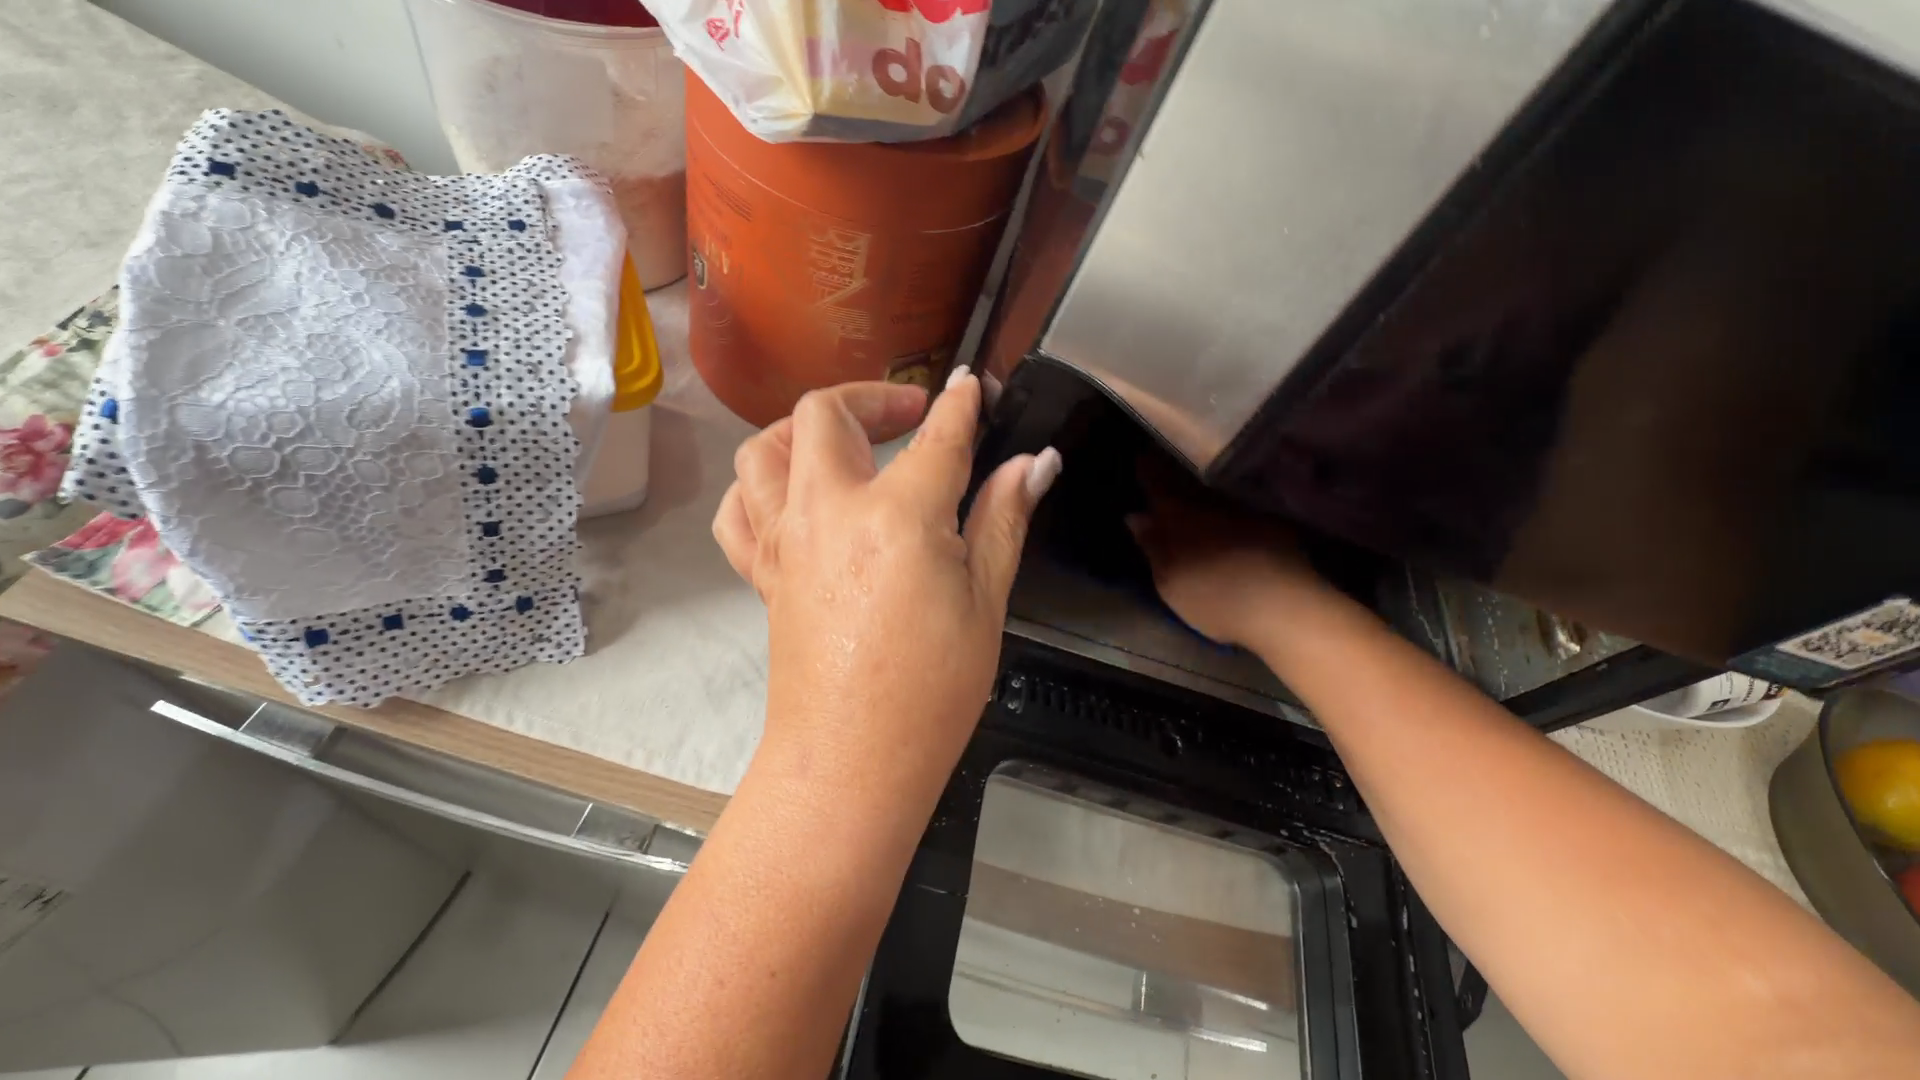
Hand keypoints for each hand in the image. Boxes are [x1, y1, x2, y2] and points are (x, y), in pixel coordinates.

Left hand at [713, 371, 1062, 797]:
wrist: (852, 760)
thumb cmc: (930, 692)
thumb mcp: (985, 602)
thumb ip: (1003, 519)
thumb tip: (1034, 465)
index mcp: (896, 517)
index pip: (937, 437)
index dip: (962, 404)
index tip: (974, 385)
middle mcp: (828, 513)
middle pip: (824, 413)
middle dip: (872, 397)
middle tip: (913, 417)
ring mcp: (785, 541)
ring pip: (763, 449)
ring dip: (802, 429)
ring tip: (845, 443)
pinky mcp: (762, 573)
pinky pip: (738, 509)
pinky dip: (758, 486)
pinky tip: (792, 496)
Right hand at [1127, 461, 1330, 649]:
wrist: (1283, 607)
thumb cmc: (1214, 598)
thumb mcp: (1170, 581)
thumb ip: (1152, 546)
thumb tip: (1136, 516)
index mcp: (1180, 515)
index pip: (1158, 481)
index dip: (1148, 468)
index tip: (1142, 457)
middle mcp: (1212, 503)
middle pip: (1188, 483)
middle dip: (1175, 476)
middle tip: (1164, 471)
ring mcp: (1245, 511)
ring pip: (1215, 494)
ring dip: (1203, 492)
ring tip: (1194, 496)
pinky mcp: (1273, 525)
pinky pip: (1240, 509)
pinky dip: (1229, 511)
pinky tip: (1229, 521)